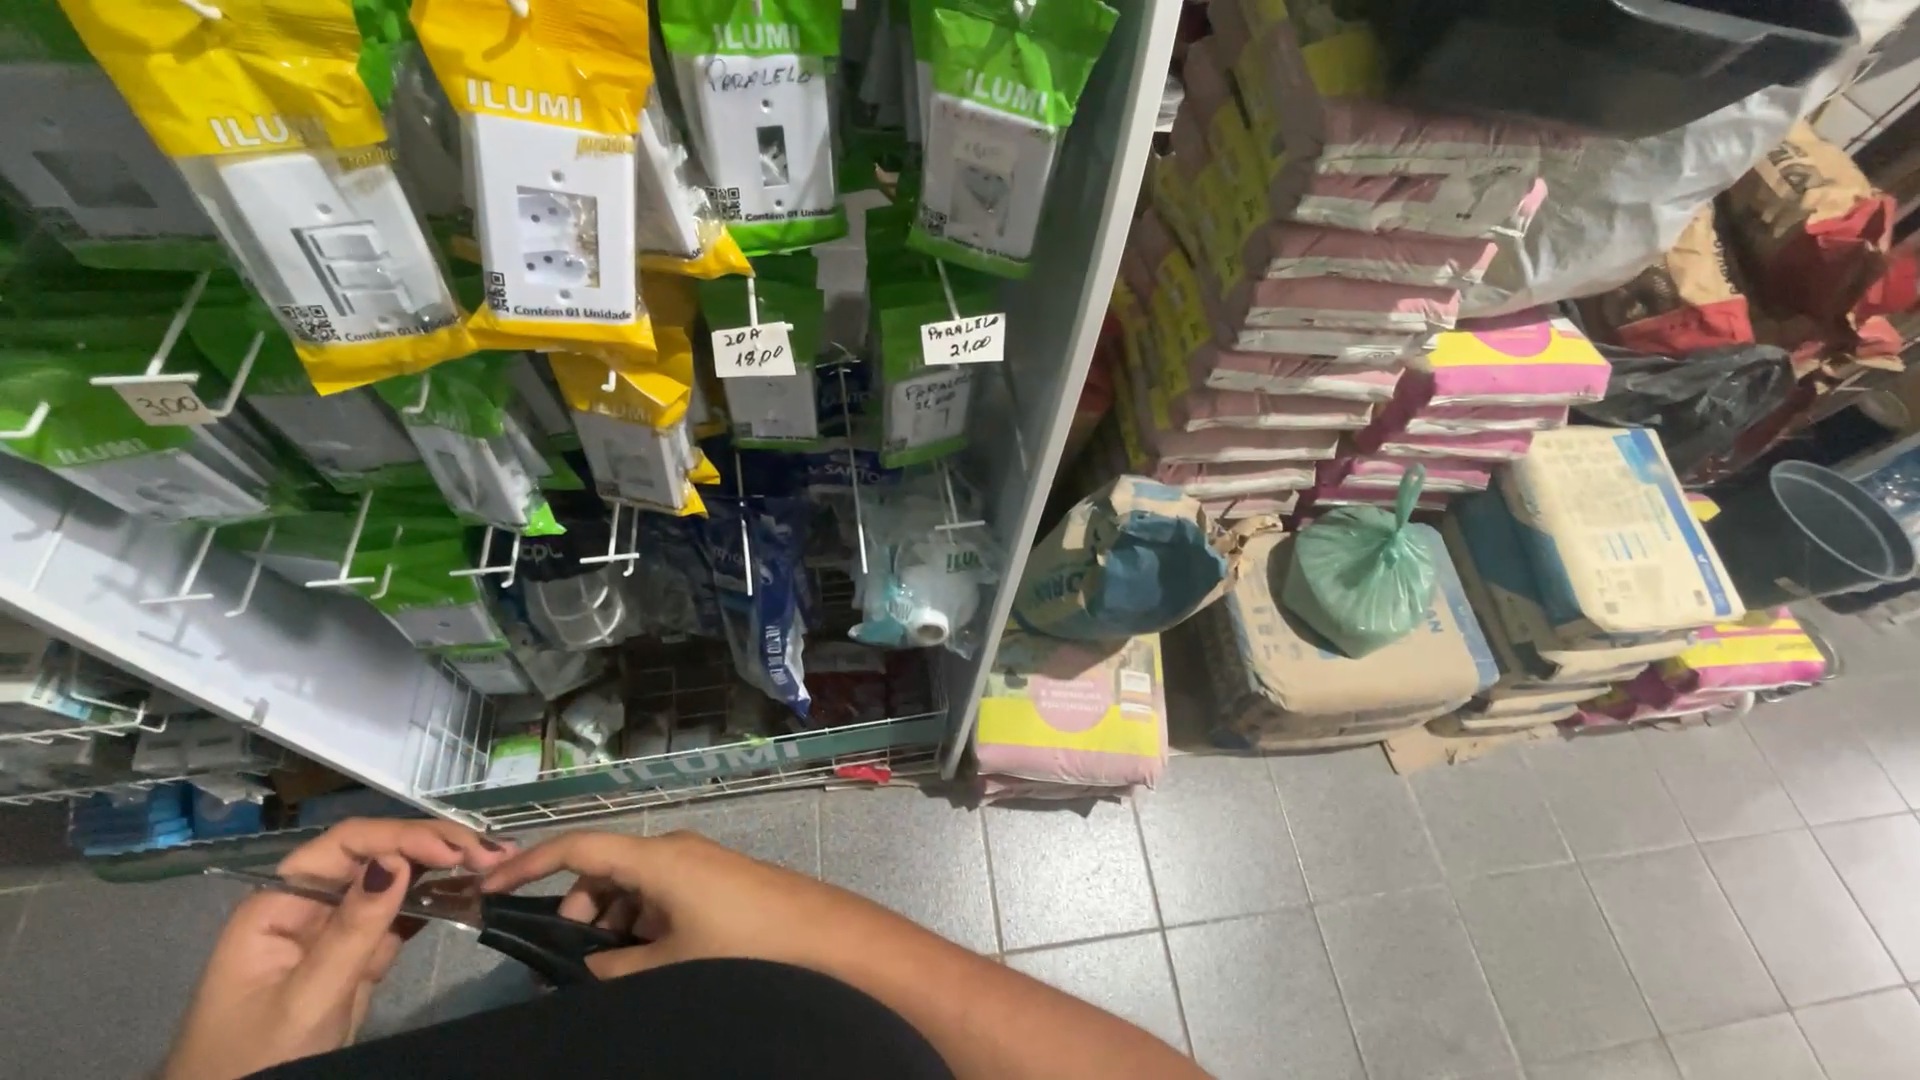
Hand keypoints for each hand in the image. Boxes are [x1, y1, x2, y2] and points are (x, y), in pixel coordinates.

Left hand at [163, 819, 513, 1079]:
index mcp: (280, 904)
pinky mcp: (363, 951)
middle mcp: (312, 903)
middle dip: (437, 844)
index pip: (346, 845)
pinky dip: (443, 896)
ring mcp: (339, 927)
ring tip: (497, 860)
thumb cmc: (254, 1062)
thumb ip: (352, 930)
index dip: (402, 837)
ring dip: (448, 864)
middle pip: (379, 853)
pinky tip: (476, 888)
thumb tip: (396, 860)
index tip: (454, 850)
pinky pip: (407, 910)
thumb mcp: (306, 999)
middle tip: (494, 851)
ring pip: (400, 876)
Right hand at [481, 830, 865, 979]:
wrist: (821, 936)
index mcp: (656, 858)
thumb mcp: (668, 966)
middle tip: (573, 967)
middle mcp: (673, 849)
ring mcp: (697, 862)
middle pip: (603, 872)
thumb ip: (612, 969)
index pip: (578, 847)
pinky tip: (650, 964)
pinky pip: (660, 896)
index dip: (528, 863)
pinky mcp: (714, 879)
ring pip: (631, 889)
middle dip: (578, 914)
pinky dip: (642, 925)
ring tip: (618, 974)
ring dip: (612, 926)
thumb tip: (582, 966)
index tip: (487, 889)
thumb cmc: (742, 944)